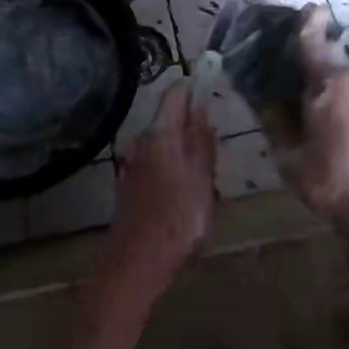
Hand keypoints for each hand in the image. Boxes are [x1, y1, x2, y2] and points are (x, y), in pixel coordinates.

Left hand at [110, 84, 216, 284]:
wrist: (137, 261)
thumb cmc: (178, 218)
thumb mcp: (201, 178)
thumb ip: (202, 142)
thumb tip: (202, 107)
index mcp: (159, 135)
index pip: (174, 95)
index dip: (192, 87)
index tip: (211, 86)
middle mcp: (141, 143)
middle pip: (171, 122)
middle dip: (194, 130)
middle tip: (217, 153)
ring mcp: (133, 165)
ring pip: (166, 147)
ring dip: (186, 155)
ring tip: (207, 185)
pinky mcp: (131, 186)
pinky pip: (158, 167)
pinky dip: (175, 172)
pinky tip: (187, 198)